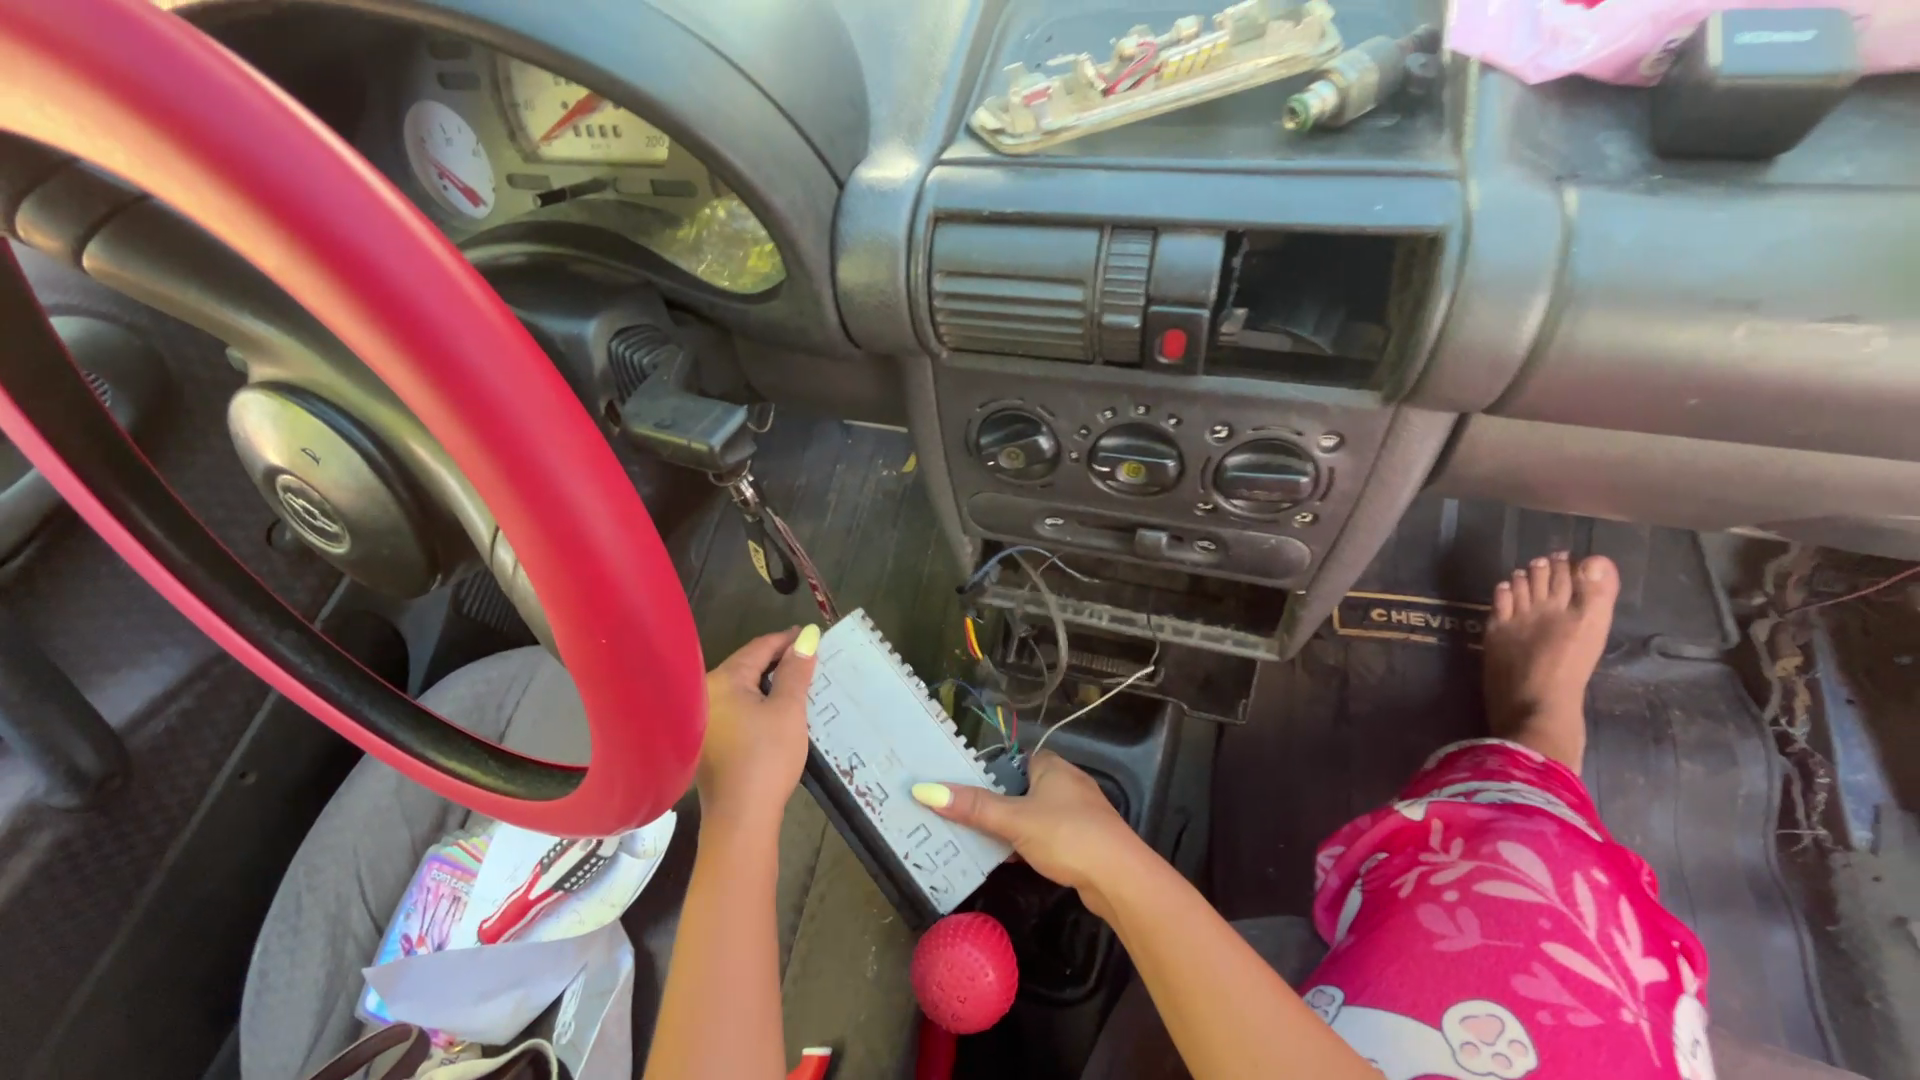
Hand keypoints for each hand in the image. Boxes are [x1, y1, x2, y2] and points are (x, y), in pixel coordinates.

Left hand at [696, 625, 818, 830]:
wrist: (741, 817)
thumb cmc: (766, 757)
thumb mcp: (789, 710)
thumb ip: (796, 671)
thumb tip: (806, 637)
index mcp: (723, 681)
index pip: (758, 648)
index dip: (786, 639)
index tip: (810, 635)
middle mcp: (706, 694)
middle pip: (746, 665)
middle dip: (777, 660)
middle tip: (807, 657)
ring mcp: (704, 719)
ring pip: (741, 688)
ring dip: (768, 681)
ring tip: (797, 680)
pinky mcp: (708, 740)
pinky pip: (735, 707)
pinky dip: (757, 701)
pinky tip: (775, 708)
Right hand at [913, 751, 1146, 918]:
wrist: (1119, 878)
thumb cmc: (1067, 835)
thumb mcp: (1014, 820)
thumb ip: (973, 807)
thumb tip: (925, 790)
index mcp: (1053, 767)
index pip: (1016, 760)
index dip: (991, 772)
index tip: (963, 787)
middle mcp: (1068, 784)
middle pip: (1023, 789)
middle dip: (997, 804)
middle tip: (963, 817)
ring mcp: (1079, 814)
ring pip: (1035, 816)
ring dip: (1012, 828)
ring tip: (978, 839)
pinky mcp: (1084, 842)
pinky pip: (1048, 838)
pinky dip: (1029, 846)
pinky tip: (1012, 860)